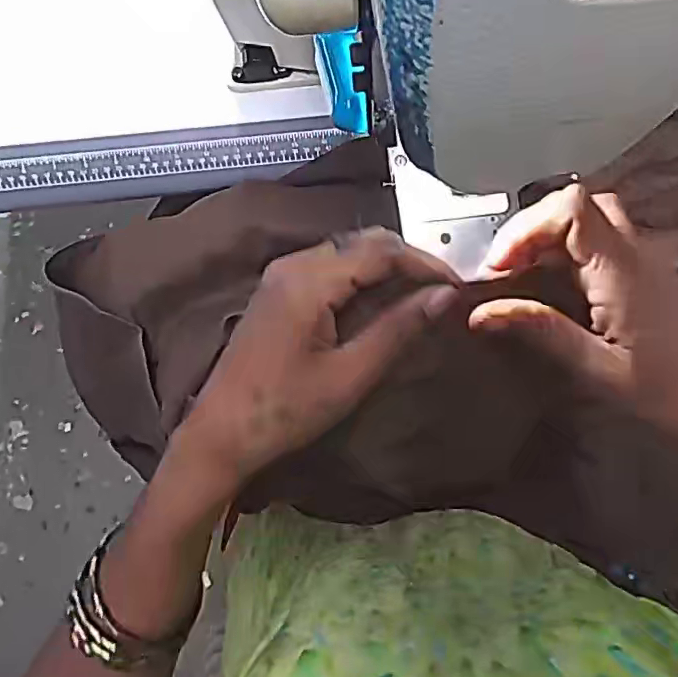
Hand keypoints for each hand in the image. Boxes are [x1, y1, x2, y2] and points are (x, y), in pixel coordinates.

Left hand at [174, 228, 459, 489]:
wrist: (220, 434)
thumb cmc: (285, 410)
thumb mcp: (350, 373)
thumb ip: (398, 328)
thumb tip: (444, 296)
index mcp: (308, 279)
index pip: (381, 250)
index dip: (425, 263)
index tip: (457, 285)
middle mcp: (293, 264)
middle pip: (364, 242)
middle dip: (408, 261)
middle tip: (443, 290)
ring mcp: (281, 275)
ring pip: (348, 252)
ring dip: (386, 268)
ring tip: (421, 296)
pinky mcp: (278, 291)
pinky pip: (330, 268)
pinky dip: (362, 278)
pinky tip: (382, 302)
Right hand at [468, 184, 677, 479]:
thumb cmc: (666, 392)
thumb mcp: (596, 368)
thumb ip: (541, 331)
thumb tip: (481, 313)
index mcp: (623, 270)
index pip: (572, 208)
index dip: (526, 228)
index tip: (499, 267)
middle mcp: (635, 252)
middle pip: (577, 203)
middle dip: (529, 229)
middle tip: (504, 270)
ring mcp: (642, 257)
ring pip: (588, 216)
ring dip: (546, 237)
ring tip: (521, 274)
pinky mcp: (642, 271)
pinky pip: (597, 238)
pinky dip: (563, 250)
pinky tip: (550, 284)